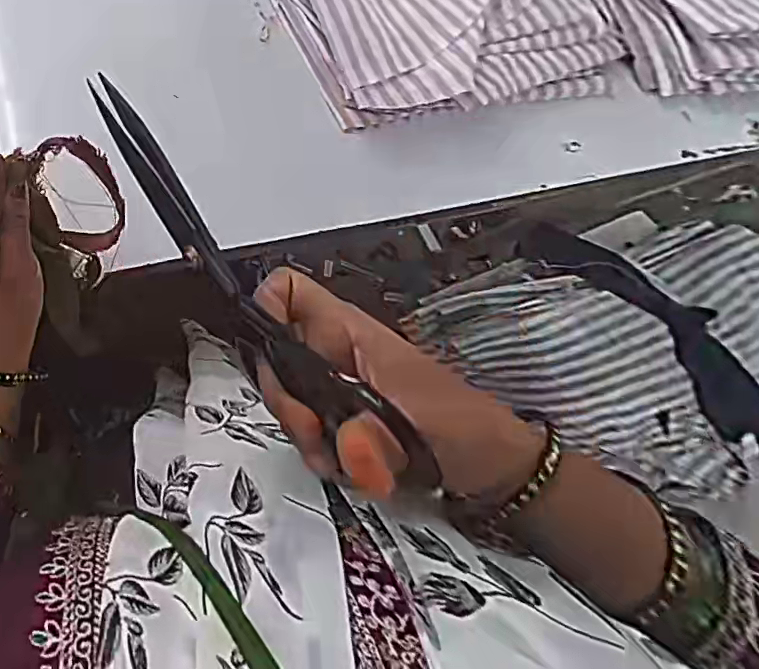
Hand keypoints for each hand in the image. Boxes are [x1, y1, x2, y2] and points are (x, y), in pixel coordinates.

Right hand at [252, 268, 544, 500]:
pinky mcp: (335, 416)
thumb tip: (343, 443)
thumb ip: (376, 431)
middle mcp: (332, 350)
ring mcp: (331, 383)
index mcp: (348, 330)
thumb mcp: (422, 420)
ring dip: (304, 435)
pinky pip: (303, 428)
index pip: (287, 290)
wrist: (492, 468)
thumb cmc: (466, 423)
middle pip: (273, 354)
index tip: (271, 358)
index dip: (265, 310)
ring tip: (339, 457)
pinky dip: (318, 453)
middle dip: (286, 400)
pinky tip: (346, 466)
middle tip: (313, 429)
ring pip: (285, 396)